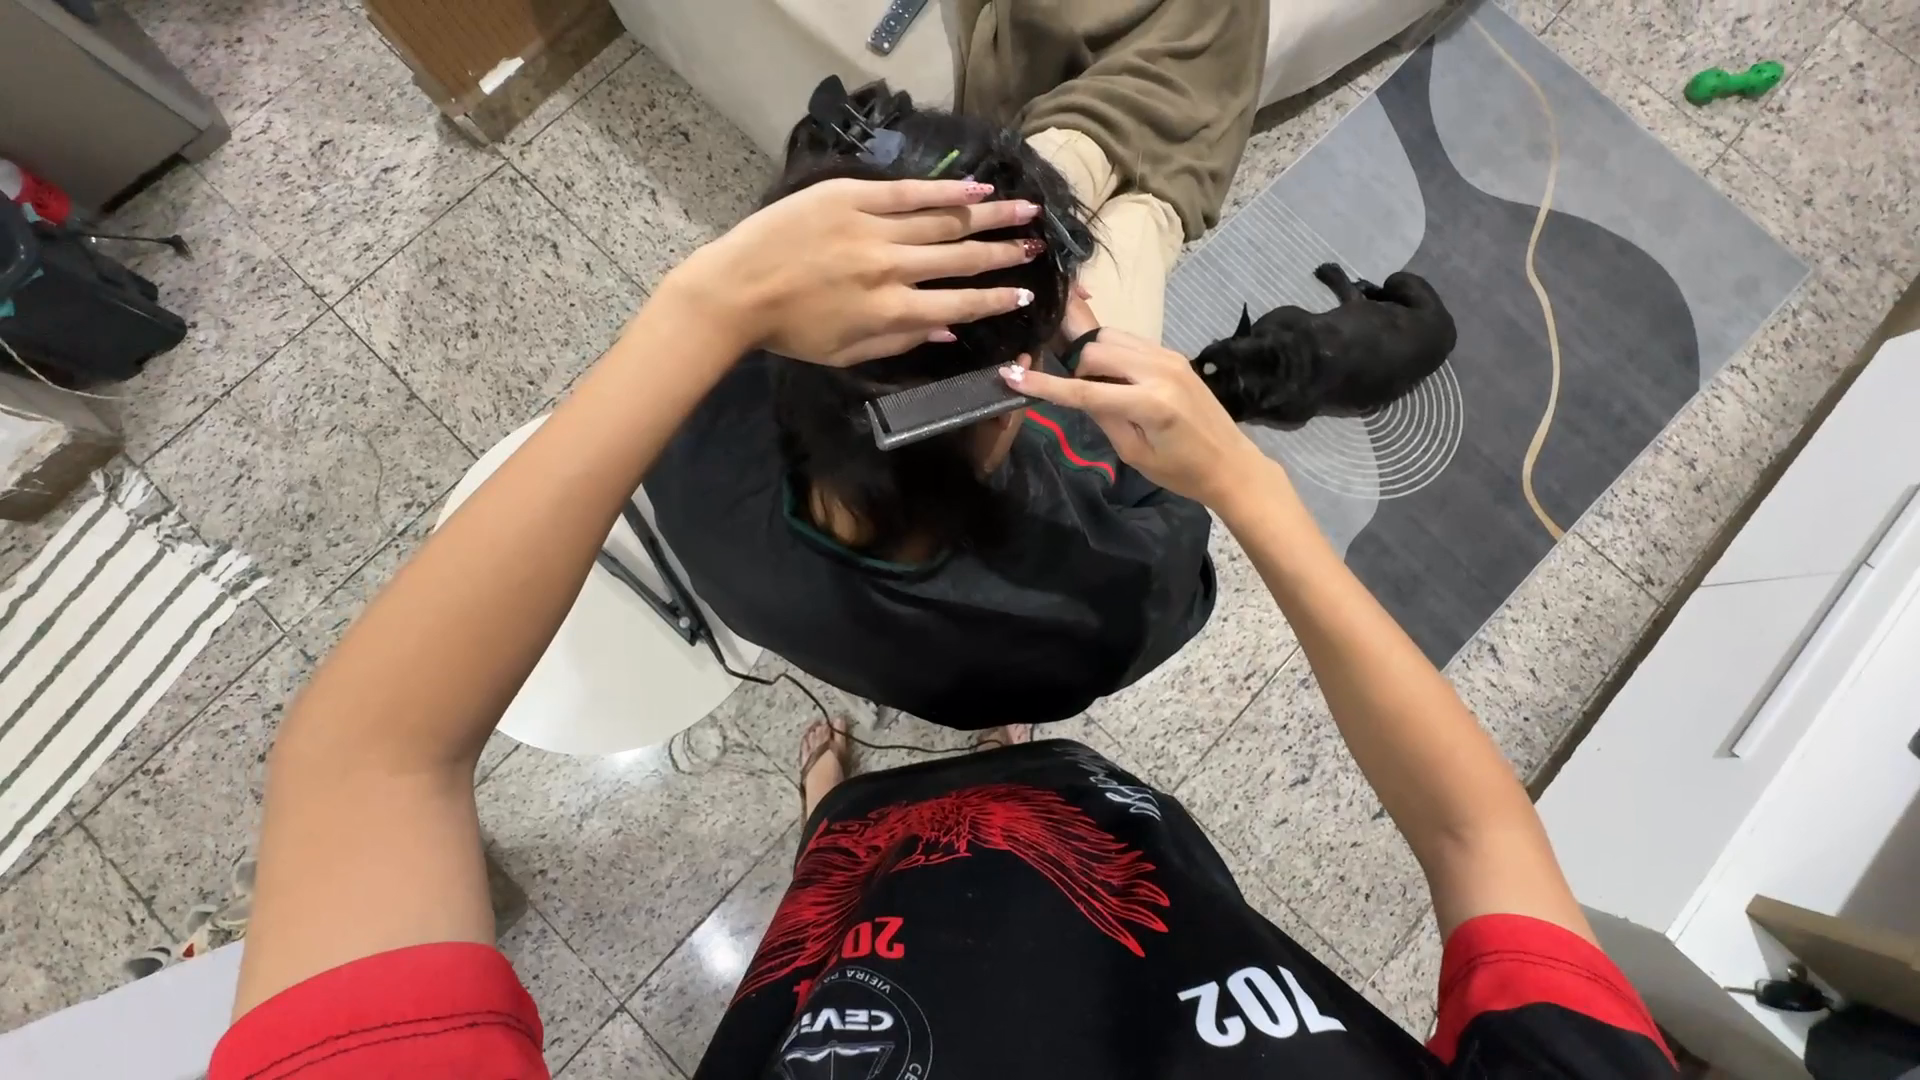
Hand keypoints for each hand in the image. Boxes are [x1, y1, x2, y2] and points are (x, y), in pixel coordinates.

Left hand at [668, 178, 1041, 365]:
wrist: (736, 291)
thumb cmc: (792, 333)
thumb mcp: (849, 355)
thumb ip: (902, 343)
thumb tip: (949, 334)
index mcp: (892, 311)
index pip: (959, 305)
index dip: (995, 300)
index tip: (1023, 293)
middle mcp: (892, 268)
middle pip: (960, 258)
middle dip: (1003, 253)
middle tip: (1036, 245)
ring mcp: (872, 228)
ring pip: (942, 220)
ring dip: (988, 217)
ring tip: (1023, 211)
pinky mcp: (851, 197)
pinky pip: (907, 192)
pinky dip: (944, 190)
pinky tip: (976, 190)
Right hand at [1006, 296, 1274, 507]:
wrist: (1230, 462)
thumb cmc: (1180, 472)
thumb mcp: (1134, 454)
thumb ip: (1103, 417)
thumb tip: (1076, 391)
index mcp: (1150, 404)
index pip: (1084, 390)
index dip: (1045, 384)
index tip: (1013, 375)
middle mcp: (1159, 371)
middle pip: (1096, 350)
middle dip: (1076, 367)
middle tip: (1074, 390)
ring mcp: (1169, 357)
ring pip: (1112, 338)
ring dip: (1094, 356)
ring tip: (1097, 385)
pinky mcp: (1174, 355)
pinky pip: (1131, 342)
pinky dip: (1113, 354)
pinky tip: (1115, 378)